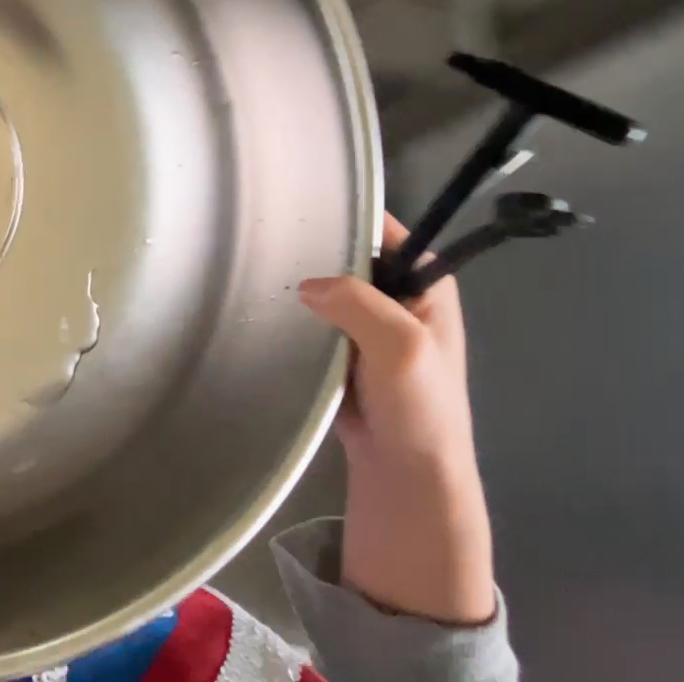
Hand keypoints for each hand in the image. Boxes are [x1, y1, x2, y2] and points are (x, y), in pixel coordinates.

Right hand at [297, 213, 496, 625]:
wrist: (407, 473)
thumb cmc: (419, 407)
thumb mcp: (400, 345)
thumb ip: (359, 303)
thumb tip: (305, 285)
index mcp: (426, 283)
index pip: (385, 230)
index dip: (348, 217)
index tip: (299, 209)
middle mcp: (399, 296)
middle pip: (351, 256)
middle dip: (316, 251)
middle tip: (266, 241)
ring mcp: (370, 325)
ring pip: (329, 287)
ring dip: (302, 284)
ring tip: (257, 270)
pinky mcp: (343, 351)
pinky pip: (315, 319)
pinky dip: (296, 315)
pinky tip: (267, 309)